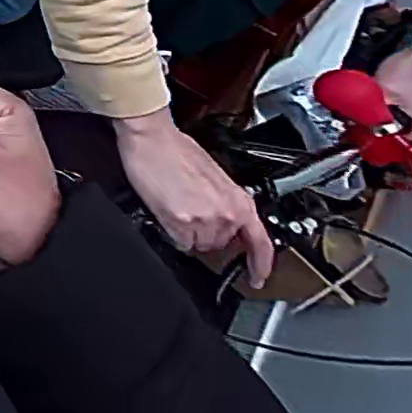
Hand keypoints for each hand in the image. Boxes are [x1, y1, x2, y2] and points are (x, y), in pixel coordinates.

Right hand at [115, 110, 274, 287]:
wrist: (149, 134)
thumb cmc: (172, 146)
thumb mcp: (212, 174)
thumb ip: (221, 200)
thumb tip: (214, 212)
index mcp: (239, 201)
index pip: (262, 245)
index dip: (261, 266)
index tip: (256, 278)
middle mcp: (226, 214)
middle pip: (220, 243)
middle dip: (204, 232)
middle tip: (188, 212)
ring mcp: (203, 219)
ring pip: (198, 243)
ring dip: (187, 232)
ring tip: (173, 207)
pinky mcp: (179, 221)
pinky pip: (178, 241)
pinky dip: (171, 232)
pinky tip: (165, 214)